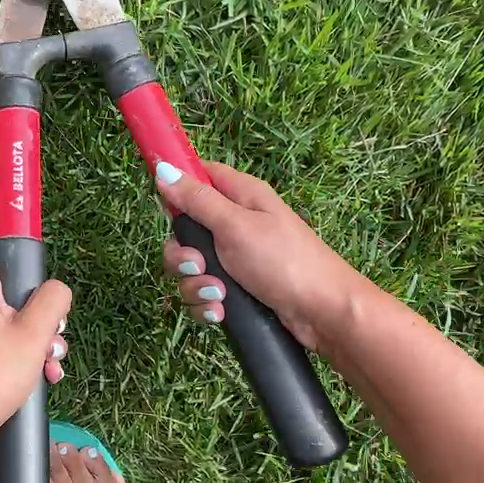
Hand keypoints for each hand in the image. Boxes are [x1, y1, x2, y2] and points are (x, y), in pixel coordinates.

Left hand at [0, 236, 71, 445]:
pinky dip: (16, 353)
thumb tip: (56, 290)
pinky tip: (39, 379)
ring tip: (49, 365)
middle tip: (52, 335)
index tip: (33, 272)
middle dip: (37, 310)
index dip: (9, 249)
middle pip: (5, 287)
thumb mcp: (34, 334)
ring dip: (33, 339)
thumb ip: (53, 300)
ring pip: (5, 319)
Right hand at [153, 160, 376, 353]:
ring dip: (195, 285)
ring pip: (189, 268)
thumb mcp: (236, 226)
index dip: (177, 187)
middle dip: (182, 256)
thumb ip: (197, 200)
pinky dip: (206, 304)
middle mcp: (234, 225)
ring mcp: (234, 259)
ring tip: (218, 295)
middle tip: (199, 265)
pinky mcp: (234, 288)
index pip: (198, 177)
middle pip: (184, 232)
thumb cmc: (283, 261)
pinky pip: (202, 293)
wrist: (320, 312)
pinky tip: (221, 311)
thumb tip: (164, 170)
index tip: (163, 205)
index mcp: (240, 197)